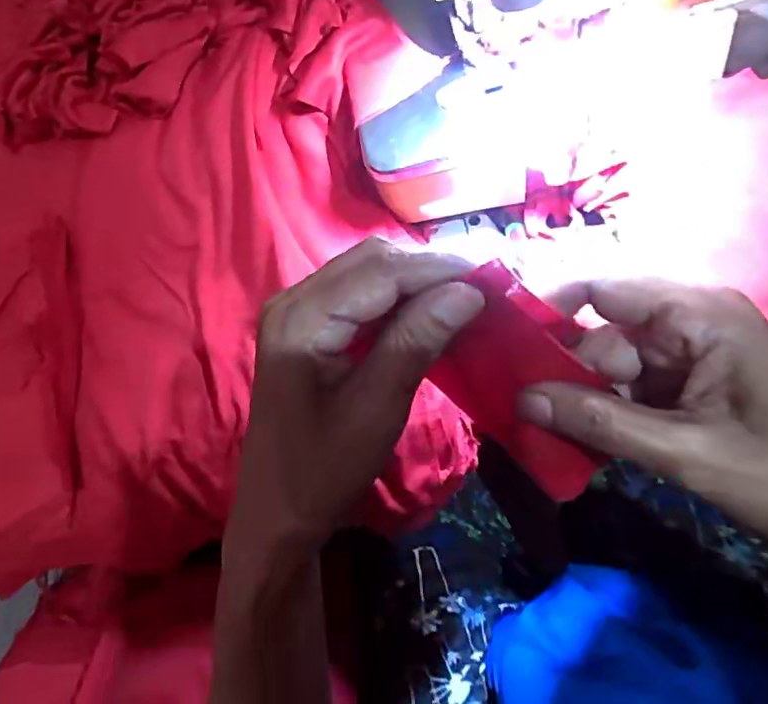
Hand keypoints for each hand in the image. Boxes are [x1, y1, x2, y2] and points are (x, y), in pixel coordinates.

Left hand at [226, 238, 485, 557]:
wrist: (275, 505)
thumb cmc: (324, 468)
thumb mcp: (376, 409)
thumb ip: (416, 342)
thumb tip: (468, 292)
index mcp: (300, 319)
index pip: (377, 273)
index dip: (435, 269)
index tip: (491, 275)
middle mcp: (291, 299)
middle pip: (367, 262)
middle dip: (426, 268)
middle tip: (482, 285)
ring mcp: (293, 308)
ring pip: (363, 270)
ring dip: (413, 277)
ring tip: (463, 293)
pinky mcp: (303, 321)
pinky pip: (354, 291)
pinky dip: (394, 294)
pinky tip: (427, 307)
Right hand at [517, 279, 767, 579]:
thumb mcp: (690, 454)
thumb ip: (599, 423)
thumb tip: (518, 400)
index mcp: (696, 313)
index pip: (599, 290)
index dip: (548, 311)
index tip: (506, 346)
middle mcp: (690, 319)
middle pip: (601, 333)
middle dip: (570, 374)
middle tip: (538, 418)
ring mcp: (694, 351)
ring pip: (613, 363)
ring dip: (588, 399)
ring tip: (563, 439)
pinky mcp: (696, 381)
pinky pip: (634, 385)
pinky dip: (612, 411)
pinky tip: (595, 442)